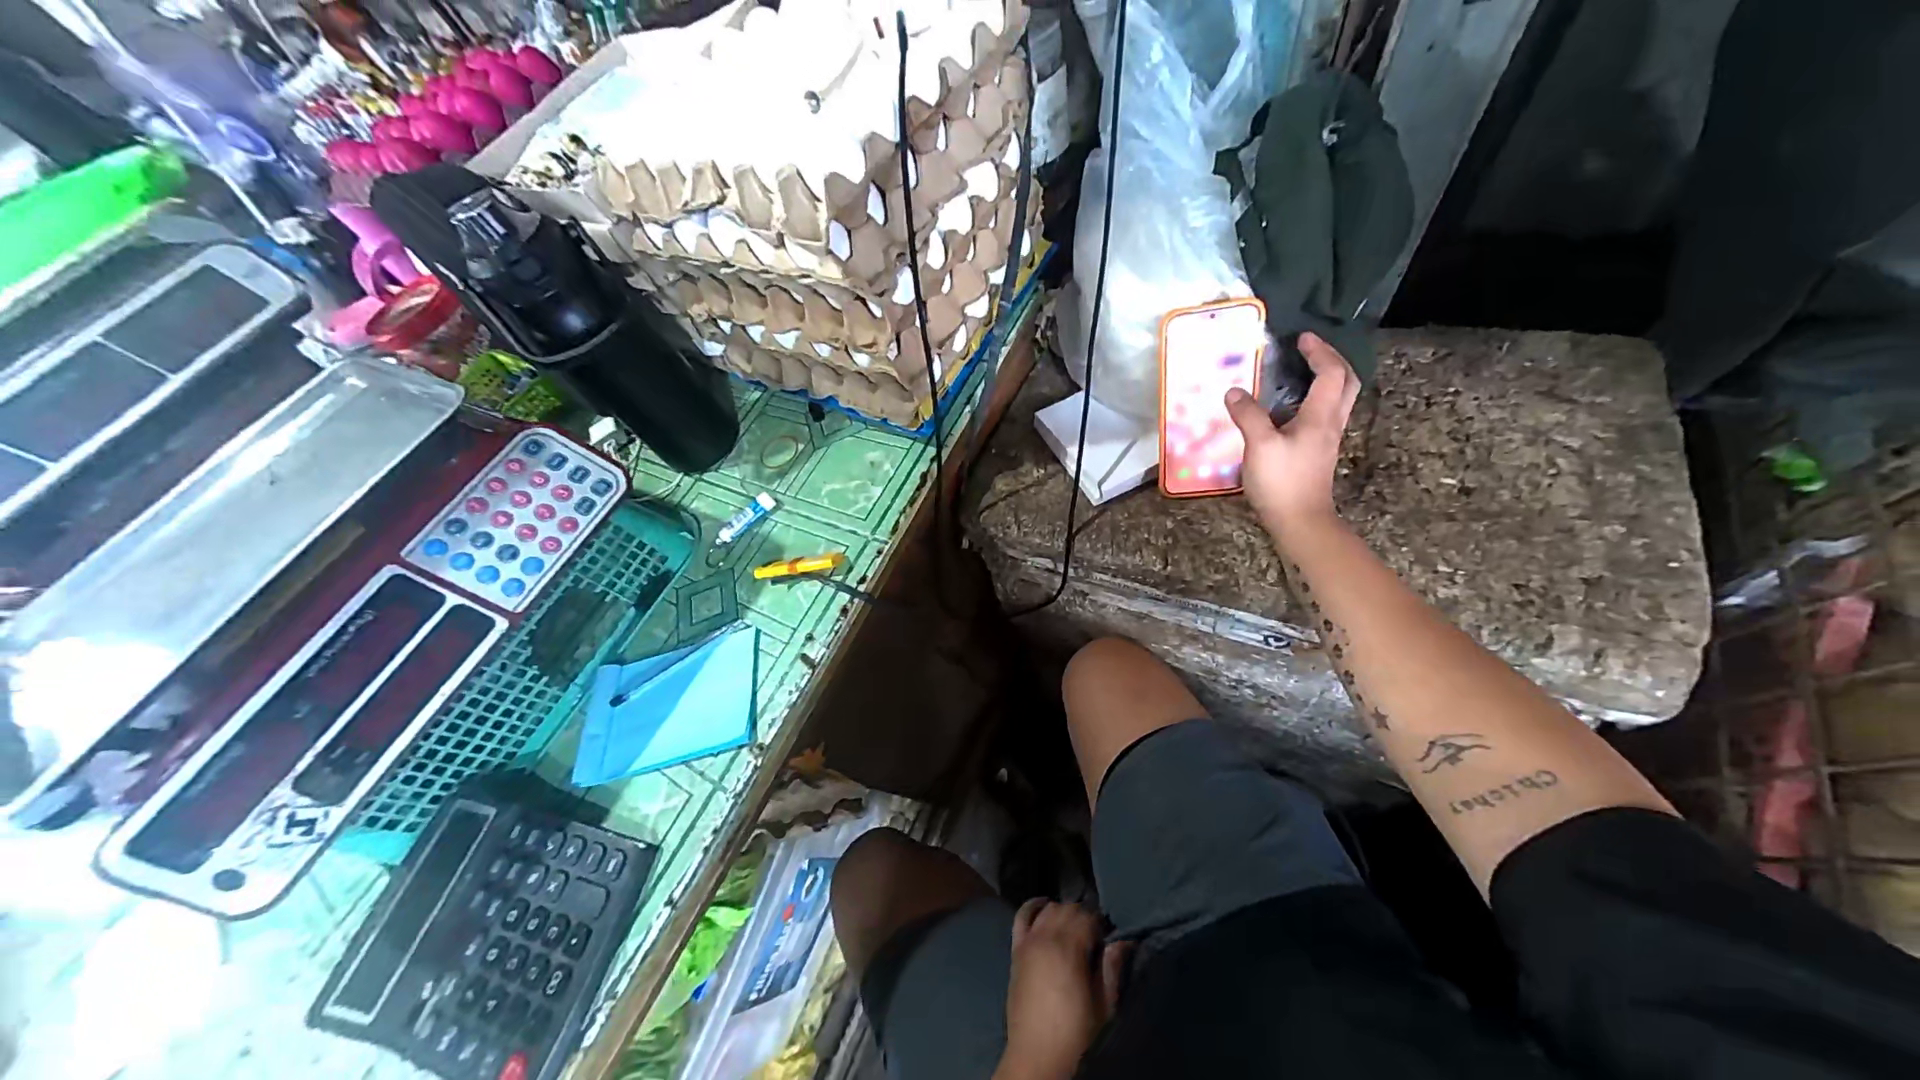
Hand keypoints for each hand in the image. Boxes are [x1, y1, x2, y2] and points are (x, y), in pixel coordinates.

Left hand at [995, 899, 1130, 1079]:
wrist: (1037, 1055)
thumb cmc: (1075, 1033)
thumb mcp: (1104, 1006)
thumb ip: (1112, 968)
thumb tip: (1125, 940)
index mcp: (1069, 949)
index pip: (1088, 916)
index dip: (1101, 925)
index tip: (1108, 940)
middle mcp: (1046, 937)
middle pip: (1068, 908)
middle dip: (1084, 917)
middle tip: (1094, 938)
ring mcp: (1028, 941)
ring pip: (1048, 909)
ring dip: (1062, 912)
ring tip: (1073, 931)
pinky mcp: (1015, 949)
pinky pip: (1021, 916)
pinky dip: (1033, 907)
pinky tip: (1044, 906)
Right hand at [1225, 332, 1360, 532]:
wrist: (1299, 520)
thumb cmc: (1282, 482)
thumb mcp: (1259, 446)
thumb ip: (1248, 416)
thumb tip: (1234, 392)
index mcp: (1320, 416)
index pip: (1331, 373)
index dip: (1319, 352)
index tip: (1302, 338)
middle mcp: (1330, 423)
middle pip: (1345, 383)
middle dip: (1331, 361)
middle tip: (1310, 350)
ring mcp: (1326, 439)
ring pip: (1337, 399)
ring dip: (1325, 380)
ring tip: (1300, 372)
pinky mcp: (1317, 453)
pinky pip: (1322, 415)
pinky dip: (1312, 400)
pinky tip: (1288, 408)